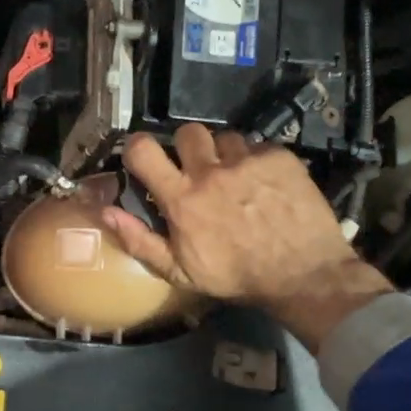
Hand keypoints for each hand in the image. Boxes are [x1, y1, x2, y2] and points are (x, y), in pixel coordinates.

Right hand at [100, 125, 393, 353]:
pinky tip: (263, 184)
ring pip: (224, 138)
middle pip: (186, 133)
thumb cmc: (235, 277)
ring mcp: (247, 161)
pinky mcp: (279, 158)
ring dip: (224, 155)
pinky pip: (258, 146)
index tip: (144, 160)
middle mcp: (210, 172)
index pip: (142, 149)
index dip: (137, 148)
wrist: (304, 276)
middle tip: (196, 170)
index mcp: (181, 198)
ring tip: (235, 178)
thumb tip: (106, 212)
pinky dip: (256, 161)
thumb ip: (139, 241)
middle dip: (187, 149)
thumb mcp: (179, 271)